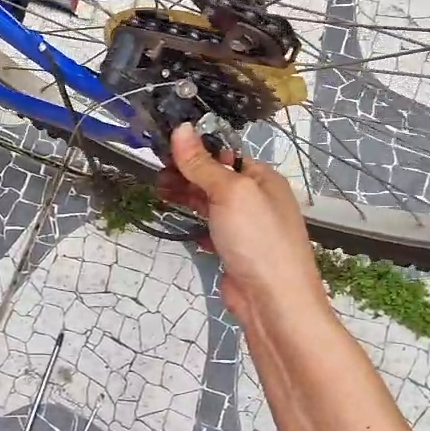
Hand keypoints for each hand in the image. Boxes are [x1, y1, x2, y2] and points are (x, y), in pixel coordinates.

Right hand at [162, 124, 328, 320]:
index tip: (163, 150)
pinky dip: (194, 223)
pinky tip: (179, 223)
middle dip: (185, 174)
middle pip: (215, 177)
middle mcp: (257, 199)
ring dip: (186, 196)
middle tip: (155, 175)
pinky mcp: (235, 251)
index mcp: (263, 179)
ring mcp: (246, 227)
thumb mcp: (229, 193)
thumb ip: (202, 163)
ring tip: (159, 194)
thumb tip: (181, 128)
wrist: (274, 302)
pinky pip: (210, 228)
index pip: (224, 153)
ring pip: (210, 203)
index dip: (194, 150)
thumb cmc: (256, 238)